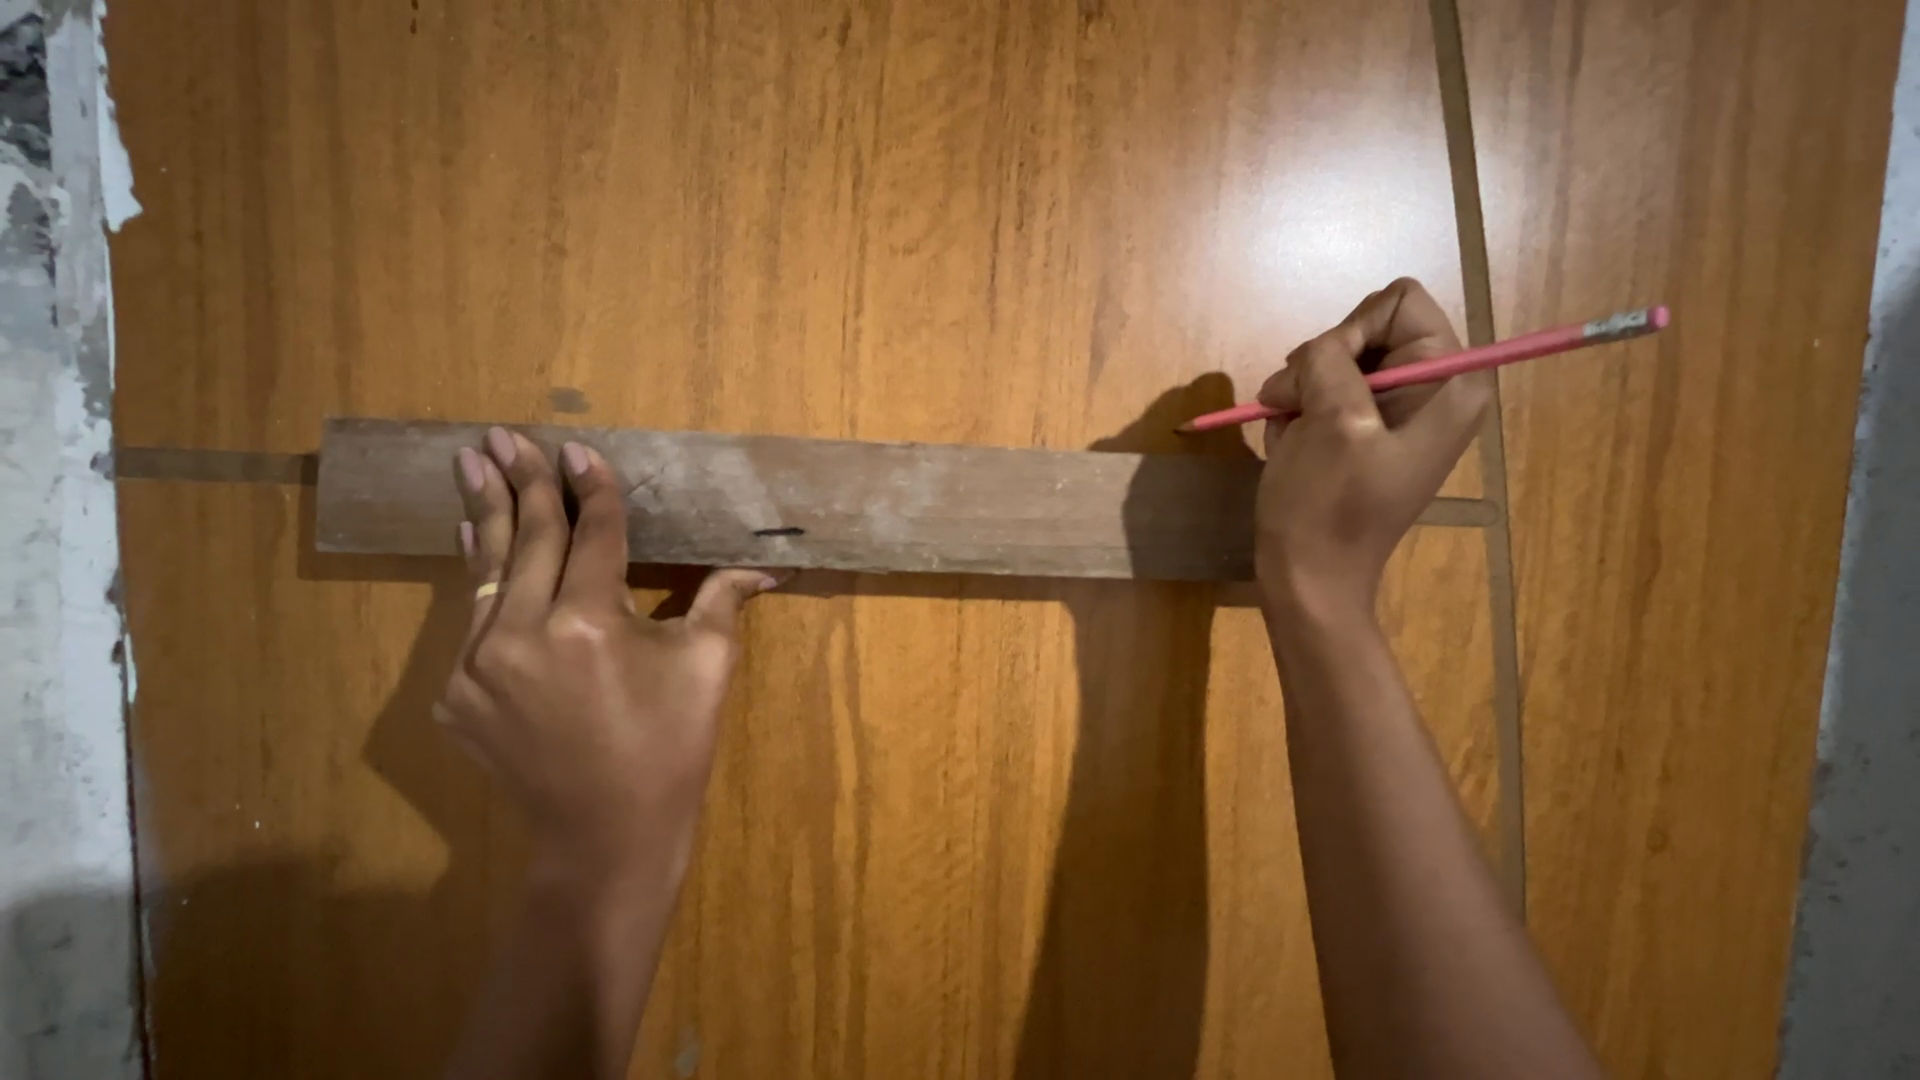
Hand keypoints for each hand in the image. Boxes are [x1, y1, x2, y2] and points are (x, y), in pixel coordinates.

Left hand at [436, 427, 780, 894]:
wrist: (605, 834)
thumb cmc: (672, 746)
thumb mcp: (708, 667)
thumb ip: (722, 602)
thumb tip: (763, 568)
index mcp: (590, 623)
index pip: (592, 535)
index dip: (591, 490)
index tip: (579, 449)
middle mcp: (521, 634)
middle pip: (528, 540)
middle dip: (523, 482)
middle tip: (504, 435)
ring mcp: (476, 668)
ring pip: (487, 574)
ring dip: (486, 516)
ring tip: (469, 463)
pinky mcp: (455, 696)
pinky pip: (472, 622)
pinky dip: (481, 578)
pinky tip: (478, 544)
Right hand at [1255, 278, 1489, 612]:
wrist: (1308, 577)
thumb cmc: (1327, 505)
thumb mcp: (1332, 420)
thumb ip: (1331, 359)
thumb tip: (1321, 349)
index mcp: (1449, 381)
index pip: (1399, 302)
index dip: (1350, 333)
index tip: (1325, 381)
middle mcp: (1431, 387)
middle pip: (1364, 328)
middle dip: (1320, 364)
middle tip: (1297, 409)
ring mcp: (1395, 410)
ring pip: (1333, 359)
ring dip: (1300, 392)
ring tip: (1293, 436)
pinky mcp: (1364, 429)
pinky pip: (1322, 392)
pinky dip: (1298, 413)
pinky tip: (1293, 446)